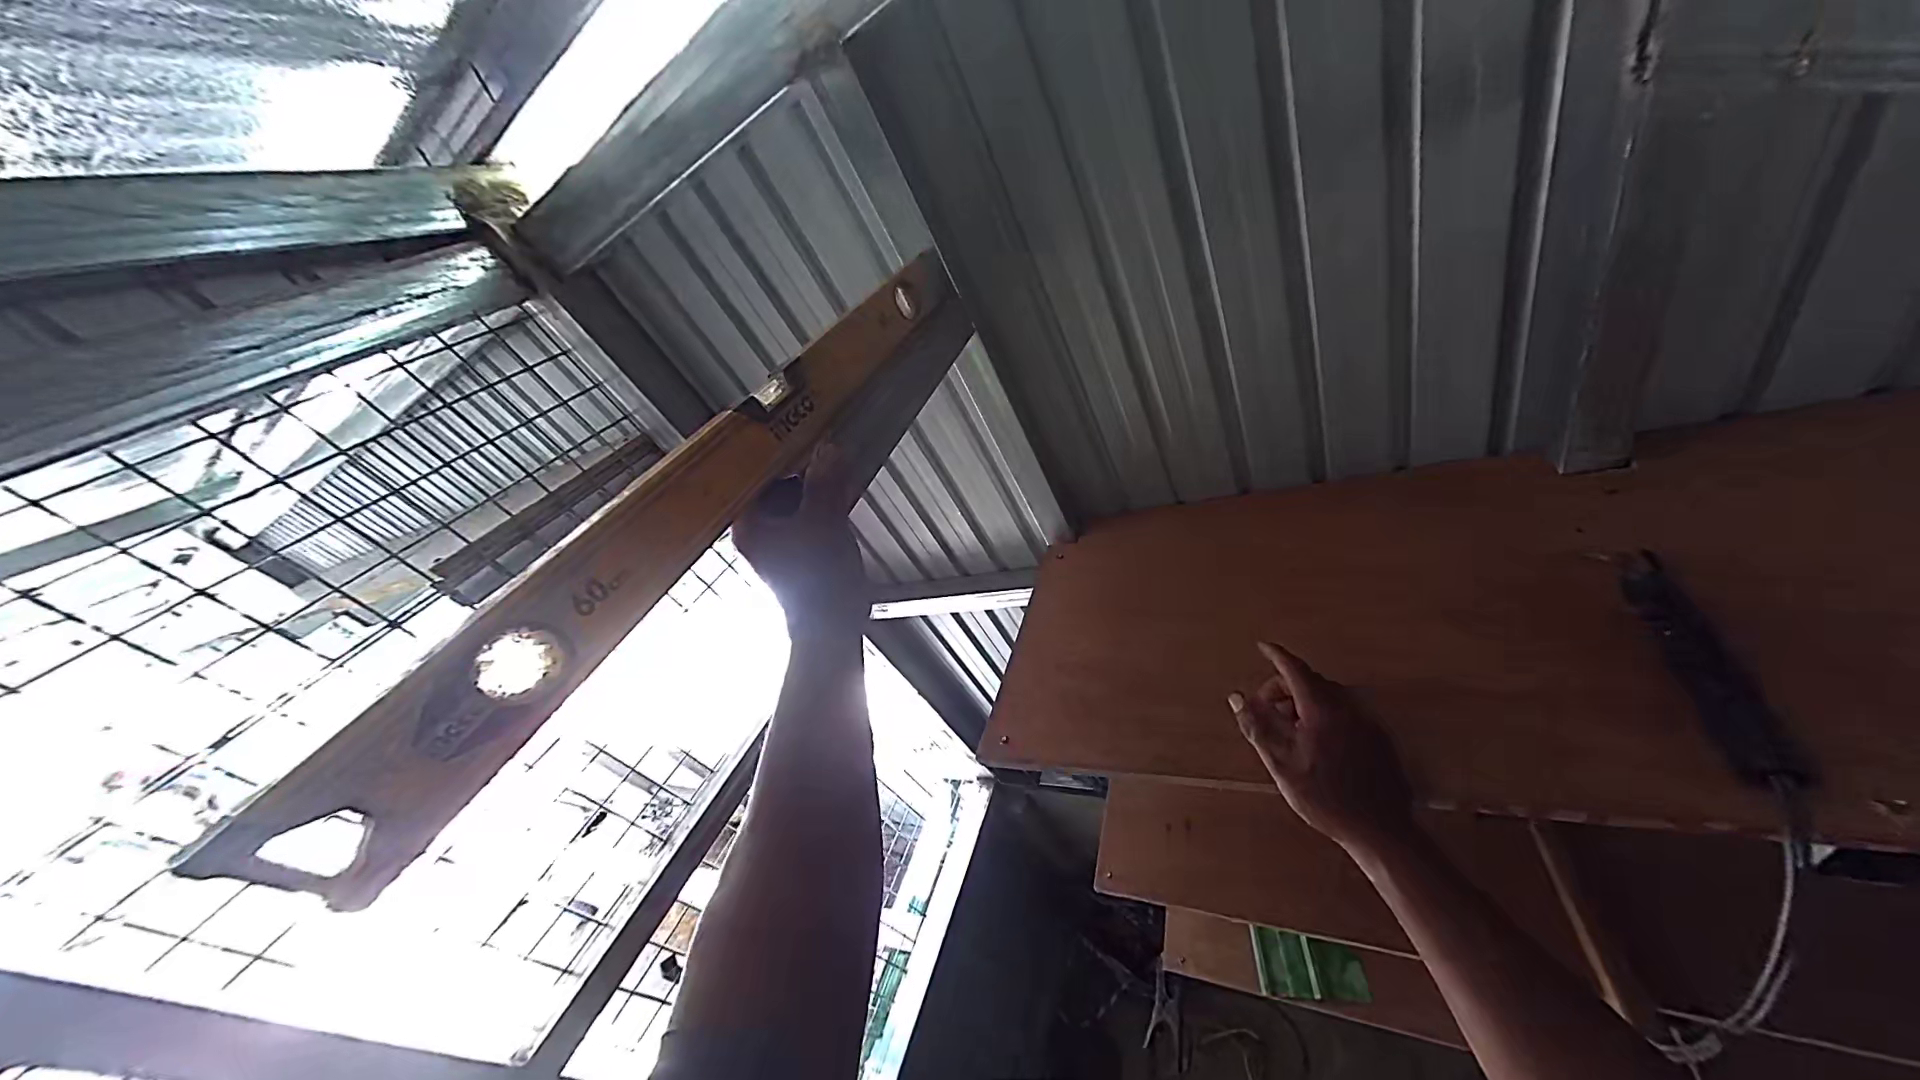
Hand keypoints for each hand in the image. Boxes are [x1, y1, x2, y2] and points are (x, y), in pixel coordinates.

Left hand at [734, 444, 868, 633]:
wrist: (833, 627)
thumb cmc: (819, 585)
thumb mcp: (824, 521)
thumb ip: (824, 482)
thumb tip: (827, 451)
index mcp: (748, 528)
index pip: (757, 478)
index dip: (782, 460)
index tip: (803, 444)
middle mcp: (755, 539)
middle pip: (775, 491)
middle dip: (802, 477)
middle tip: (825, 463)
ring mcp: (774, 551)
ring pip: (791, 507)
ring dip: (813, 494)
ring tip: (835, 485)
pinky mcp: (794, 559)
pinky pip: (804, 524)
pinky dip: (819, 513)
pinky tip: (837, 509)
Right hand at [1229, 642, 1414, 854]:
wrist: (1379, 830)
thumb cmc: (1323, 797)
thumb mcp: (1280, 763)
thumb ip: (1257, 726)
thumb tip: (1238, 697)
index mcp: (1322, 709)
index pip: (1295, 669)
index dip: (1276, 655)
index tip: (1263, 646)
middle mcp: (1348, 708)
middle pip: (1311, 681)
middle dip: (1284, 687)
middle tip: (1266, 711)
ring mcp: (1367, 723)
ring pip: (1328, 697)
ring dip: (1303, 702)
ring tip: (1288, 731)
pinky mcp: (1378, 739)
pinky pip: (1344, 713)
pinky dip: (1323, 716)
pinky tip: (1315, 744)